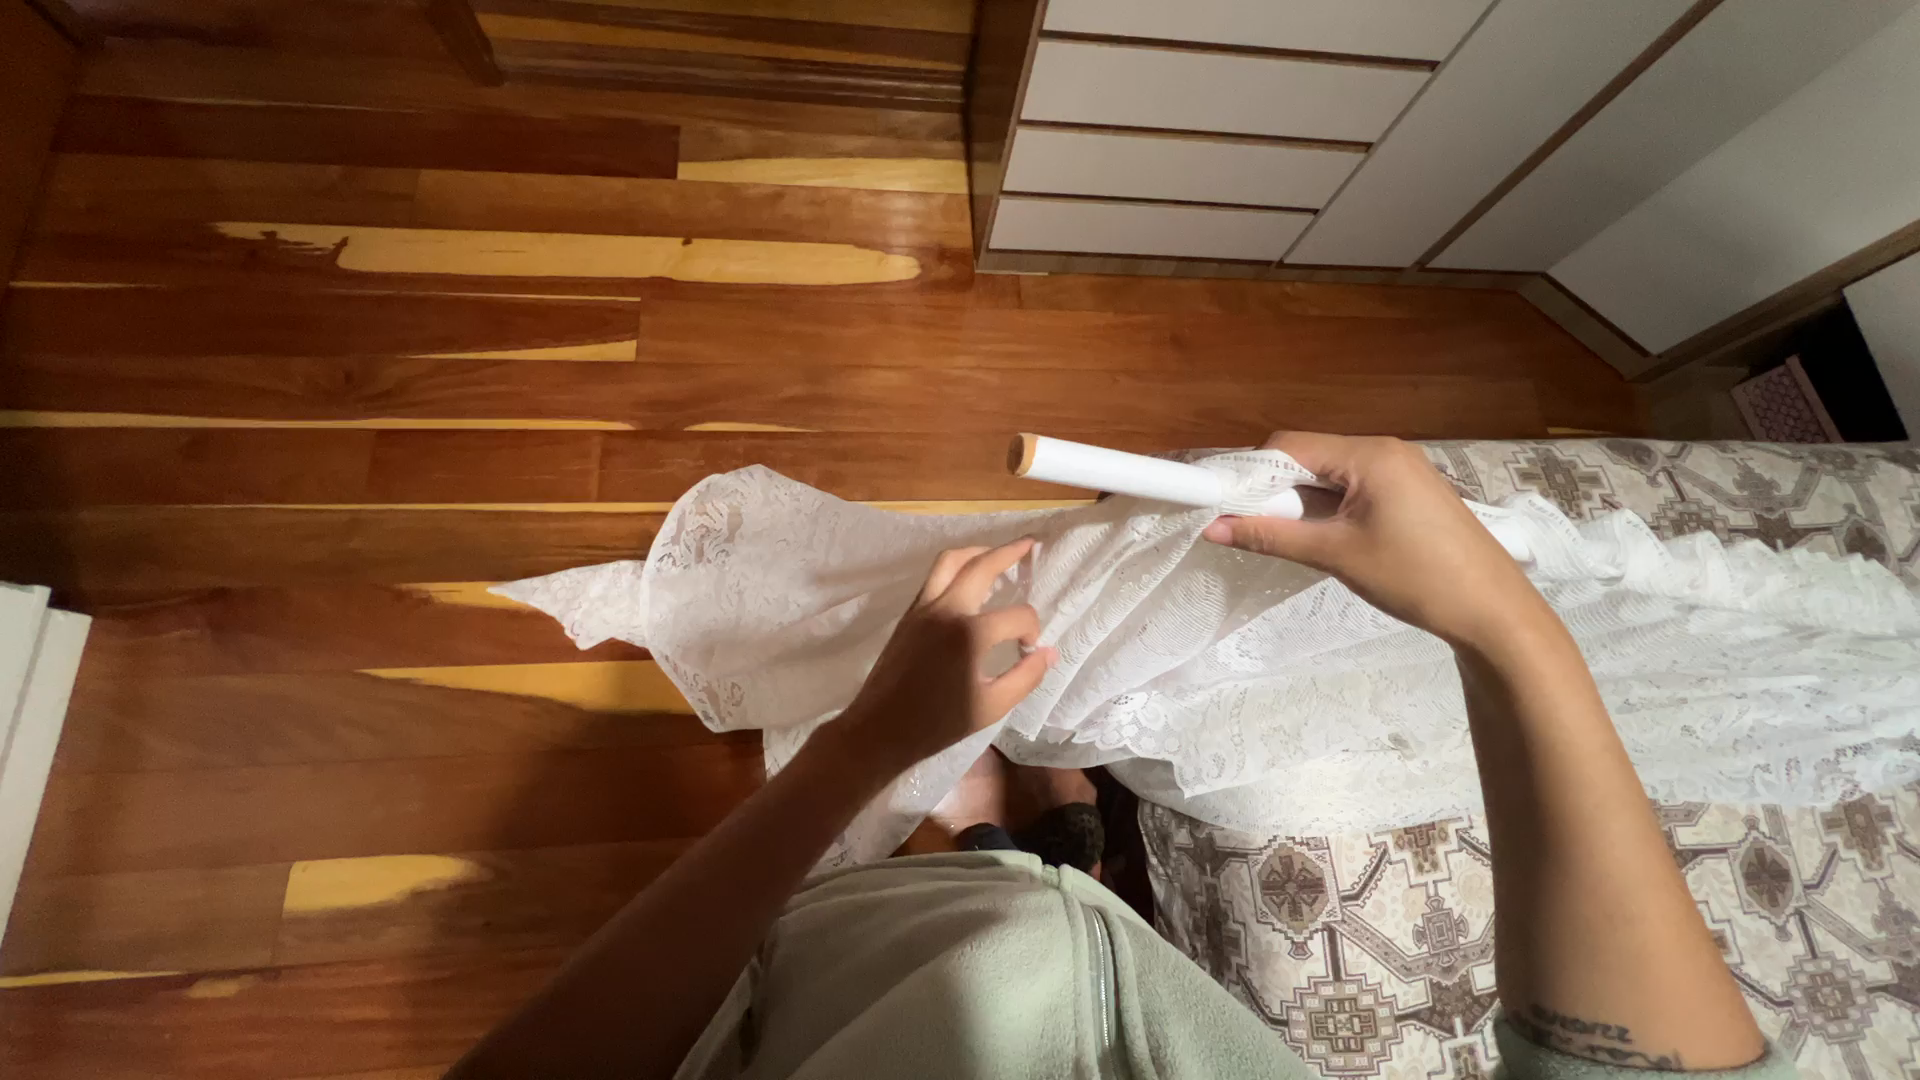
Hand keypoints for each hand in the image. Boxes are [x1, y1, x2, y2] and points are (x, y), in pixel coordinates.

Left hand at [826, 538, 1057, 776]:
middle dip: (1009, 552)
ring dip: (977, 552)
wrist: (880, 729)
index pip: (1017, 616)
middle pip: (982, 565)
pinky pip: (934, 577)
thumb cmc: (937, 723)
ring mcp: (923, 607)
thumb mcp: (991, 707)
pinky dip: (956, 568)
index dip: (1031, 631)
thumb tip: (1048, 652)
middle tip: (1029, 544)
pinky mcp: (909, 614)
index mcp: (970, 634)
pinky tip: (968, 580)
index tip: (1029, 651)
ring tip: (996, 554)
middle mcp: (946, 610)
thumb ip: (1026, 677)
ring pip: (951, 561)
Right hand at [1202, 432, 1552, 650]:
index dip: (1252, 472)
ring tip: (1291, 537)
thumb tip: (1211, 528)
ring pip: (1327, 473)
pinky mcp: (1408, 491)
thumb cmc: (1414, 577)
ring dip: (1300, 500)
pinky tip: (1323, 536)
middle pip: (1307, 455)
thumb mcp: (1334, 555)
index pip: (1289, 445)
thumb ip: (1269, 537)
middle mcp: (1385, 450)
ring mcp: (1400, 469)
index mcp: (1370, 455)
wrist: (1493, 611)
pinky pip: (1350, 487)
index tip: (1229, 505)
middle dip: (1275, 488)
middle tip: (1256, 527)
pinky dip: (1326, 507)